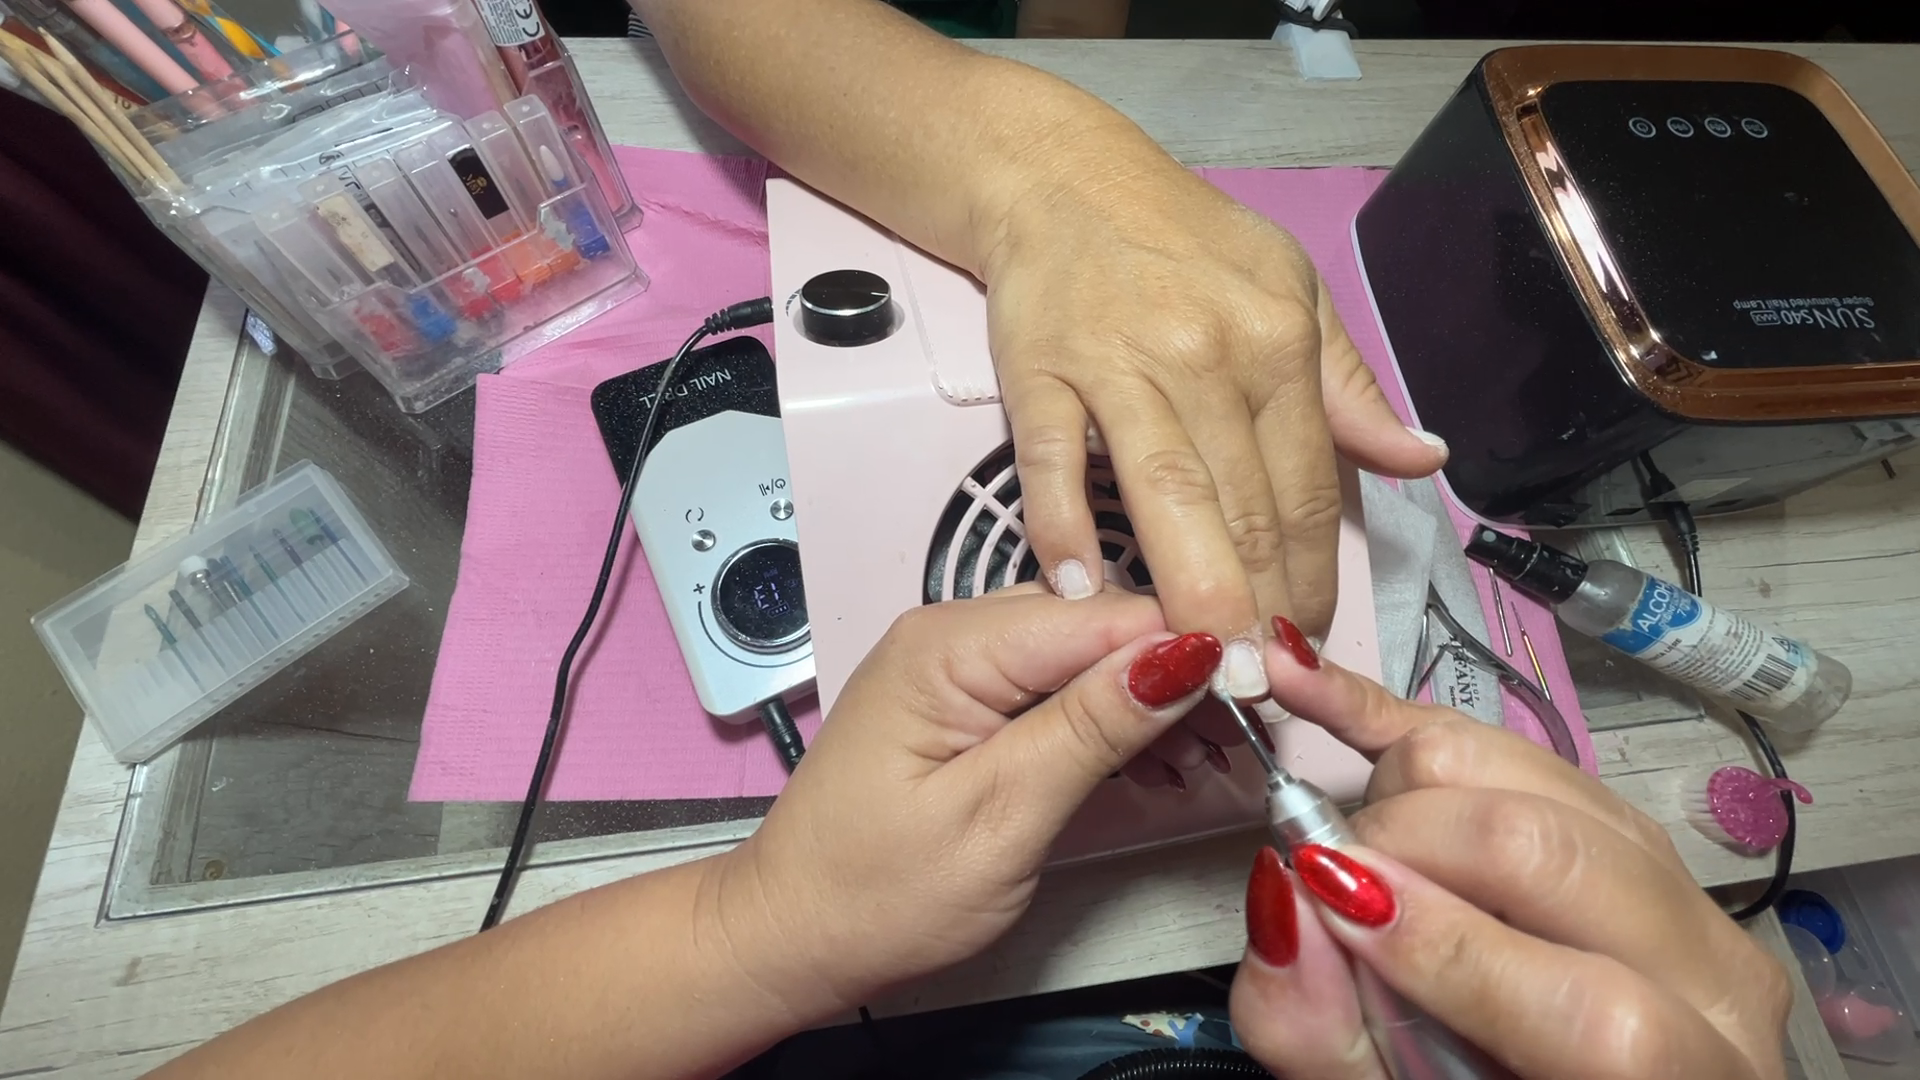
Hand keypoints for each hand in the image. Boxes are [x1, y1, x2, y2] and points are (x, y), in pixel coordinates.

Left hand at [707, 588, 1222, 1020]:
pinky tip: (1148, 757)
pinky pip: (1051, 682)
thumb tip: (1183, 656)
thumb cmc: (877, 892)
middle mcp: (952, 629)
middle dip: (1173, 673)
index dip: (1186, 646)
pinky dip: (1104, 715)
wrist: (793, 929)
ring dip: (1145, 698)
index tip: (1259, 696)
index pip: (1098, 615)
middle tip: (1241, 738)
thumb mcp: (998, 817)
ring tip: (1203, 757)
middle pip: (1092, 624)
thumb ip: (1090, 730)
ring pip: (1080, 652)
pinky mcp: (964, 693)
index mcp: (950, 645)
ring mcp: (956, 658)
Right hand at [983, 149, 1446, 695]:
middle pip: (1242, 504)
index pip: (1306, 487)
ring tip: (1200, 664)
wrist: (1063, 185)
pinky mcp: (1039, 373)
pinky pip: (1053, 460)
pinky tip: (1078, 588)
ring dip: (1187, 586)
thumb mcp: (1287, 288)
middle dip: (1257, 606)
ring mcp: (1117, 366)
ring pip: (1164, 492)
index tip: (1305, 646)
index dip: (1310, 578)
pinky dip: (1064, 526)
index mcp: (1276, 342)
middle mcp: (1206, 357)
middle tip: (1259, 687)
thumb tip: (1422, 460)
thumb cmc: (1179, 240)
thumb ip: (1348, 383)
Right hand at [1230, 629, 1791, 1078]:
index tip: (1332, 908)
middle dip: (1397, 849)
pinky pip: (1463, 724)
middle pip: (1539, 847)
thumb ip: (1321, 1035)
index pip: (1600, 1013)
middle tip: (1332, 884)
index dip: (1449, 952)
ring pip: (1498, 761)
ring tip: (1357, 847)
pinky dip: (1362, 701)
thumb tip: (1285, 902)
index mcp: (1686, 1078)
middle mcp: (1702, 961)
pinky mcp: (1570, 788)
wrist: (1535, 1057)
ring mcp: (1650, 857)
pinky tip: (1296, 674)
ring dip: (1392, 794)